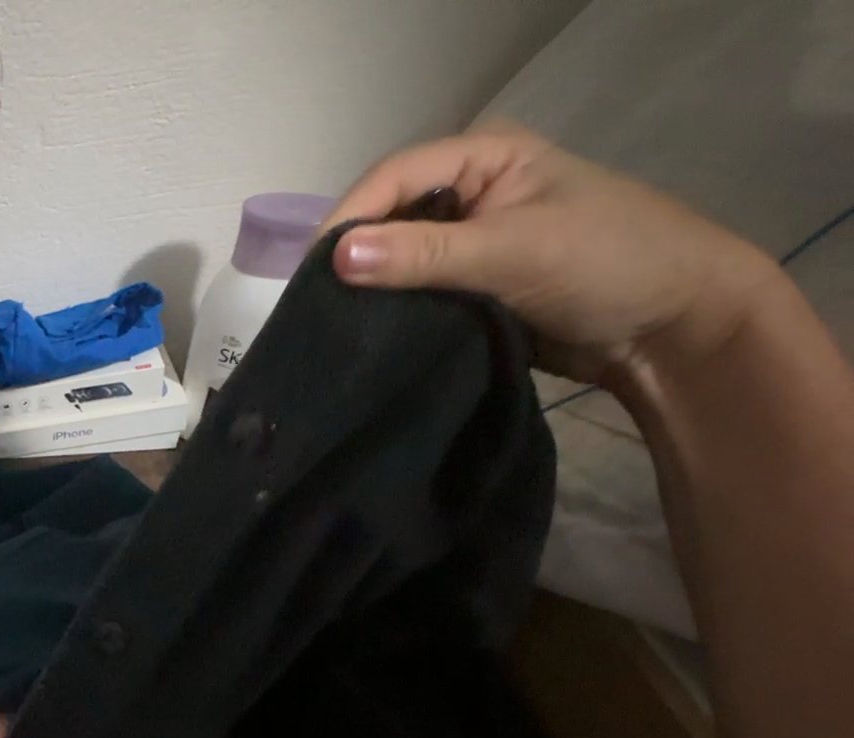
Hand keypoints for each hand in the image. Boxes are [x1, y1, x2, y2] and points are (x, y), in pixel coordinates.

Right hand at [323, 125, 784, 387]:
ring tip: (327, 323)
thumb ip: (426, 254)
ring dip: (362, 290)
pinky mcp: (457, 288)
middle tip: (311, 304)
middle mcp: (463, 194)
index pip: (391, 178)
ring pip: (388, 260)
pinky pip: (403, 294)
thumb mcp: (516, 250)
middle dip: (347, 257)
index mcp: (482, 159)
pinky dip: (382, 312)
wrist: (670, 333)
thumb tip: (337, 257)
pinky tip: (360, 333)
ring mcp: (459, 244)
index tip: (313, 273)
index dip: (348, 219)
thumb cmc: (610, 263)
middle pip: (382, 217)